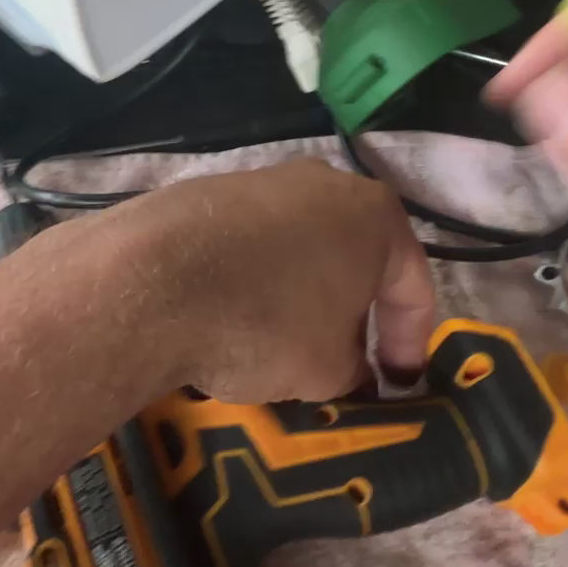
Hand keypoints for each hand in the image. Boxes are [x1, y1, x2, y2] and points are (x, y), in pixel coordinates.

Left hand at [41, 160, 436, 402]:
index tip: (397, 385)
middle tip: (342, 362)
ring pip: (299, 247)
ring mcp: (262, 181)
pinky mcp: (208, 191)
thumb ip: (354, 371)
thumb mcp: (328, 368)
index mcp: (374, 215)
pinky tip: (230, 312)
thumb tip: (351, 372)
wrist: (154, 279)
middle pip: (354, 258)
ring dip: (300, 294)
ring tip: (279, 342)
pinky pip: (249, 243)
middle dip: (353, 313)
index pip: (413, 286)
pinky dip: (253, 277)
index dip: (411, 343)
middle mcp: (324, 183)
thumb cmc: (268, 321)